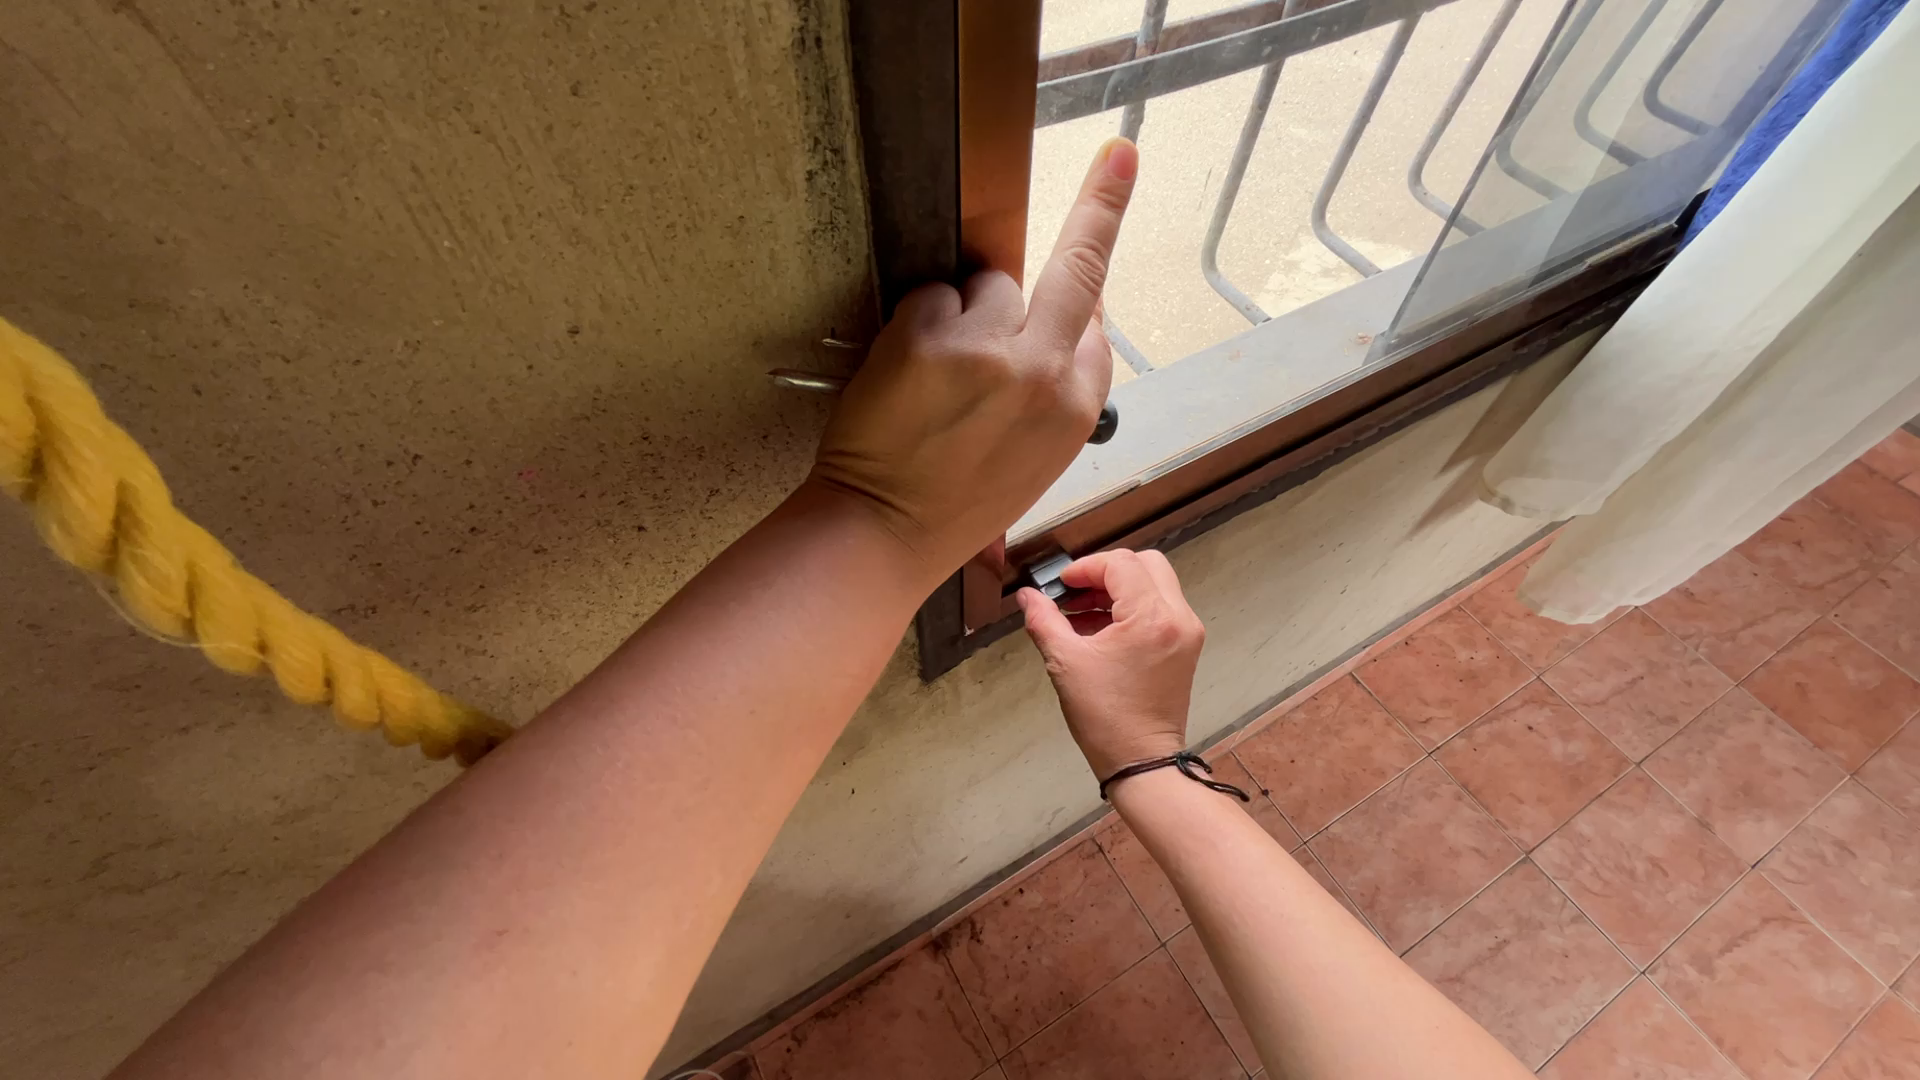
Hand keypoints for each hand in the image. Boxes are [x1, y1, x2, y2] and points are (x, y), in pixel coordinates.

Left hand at [809, 137, 1138, 580]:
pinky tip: (909, 373)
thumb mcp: (1035, 458)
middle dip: (1102, 207)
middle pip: (1077, 267)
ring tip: (939, 377)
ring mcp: (987, 349)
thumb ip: (1056, 388)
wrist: (887, 531)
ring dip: (967, 313)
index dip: (1074, 299)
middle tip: (1118, 158)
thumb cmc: (959, 504)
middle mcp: (1044, 371)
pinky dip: (921, 321)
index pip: (1094, 320)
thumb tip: (1070, 317)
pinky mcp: (930, 334)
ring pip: (990, 284)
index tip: (1098, 243)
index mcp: (1077, 409)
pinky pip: (933, 294)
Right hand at [1016, 549, 1204, 779]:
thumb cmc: (1104, 716)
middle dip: (1106, 572)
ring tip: (1082, 614)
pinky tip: (1100, 630)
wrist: (1141, 761)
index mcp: (1152, 618)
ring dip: (1118, 590)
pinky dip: (1131, 608)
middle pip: (1146, 564)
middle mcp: (1178, 618)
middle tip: (1075, 592)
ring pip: (1155, 584)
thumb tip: (1027, 596)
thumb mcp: (1065, 663)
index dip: (1086, 568)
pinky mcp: (1186, 646)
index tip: (1061, 586)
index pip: (1121, 564)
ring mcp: (1187, 632)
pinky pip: (1160, 607)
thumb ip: (1044, 620)